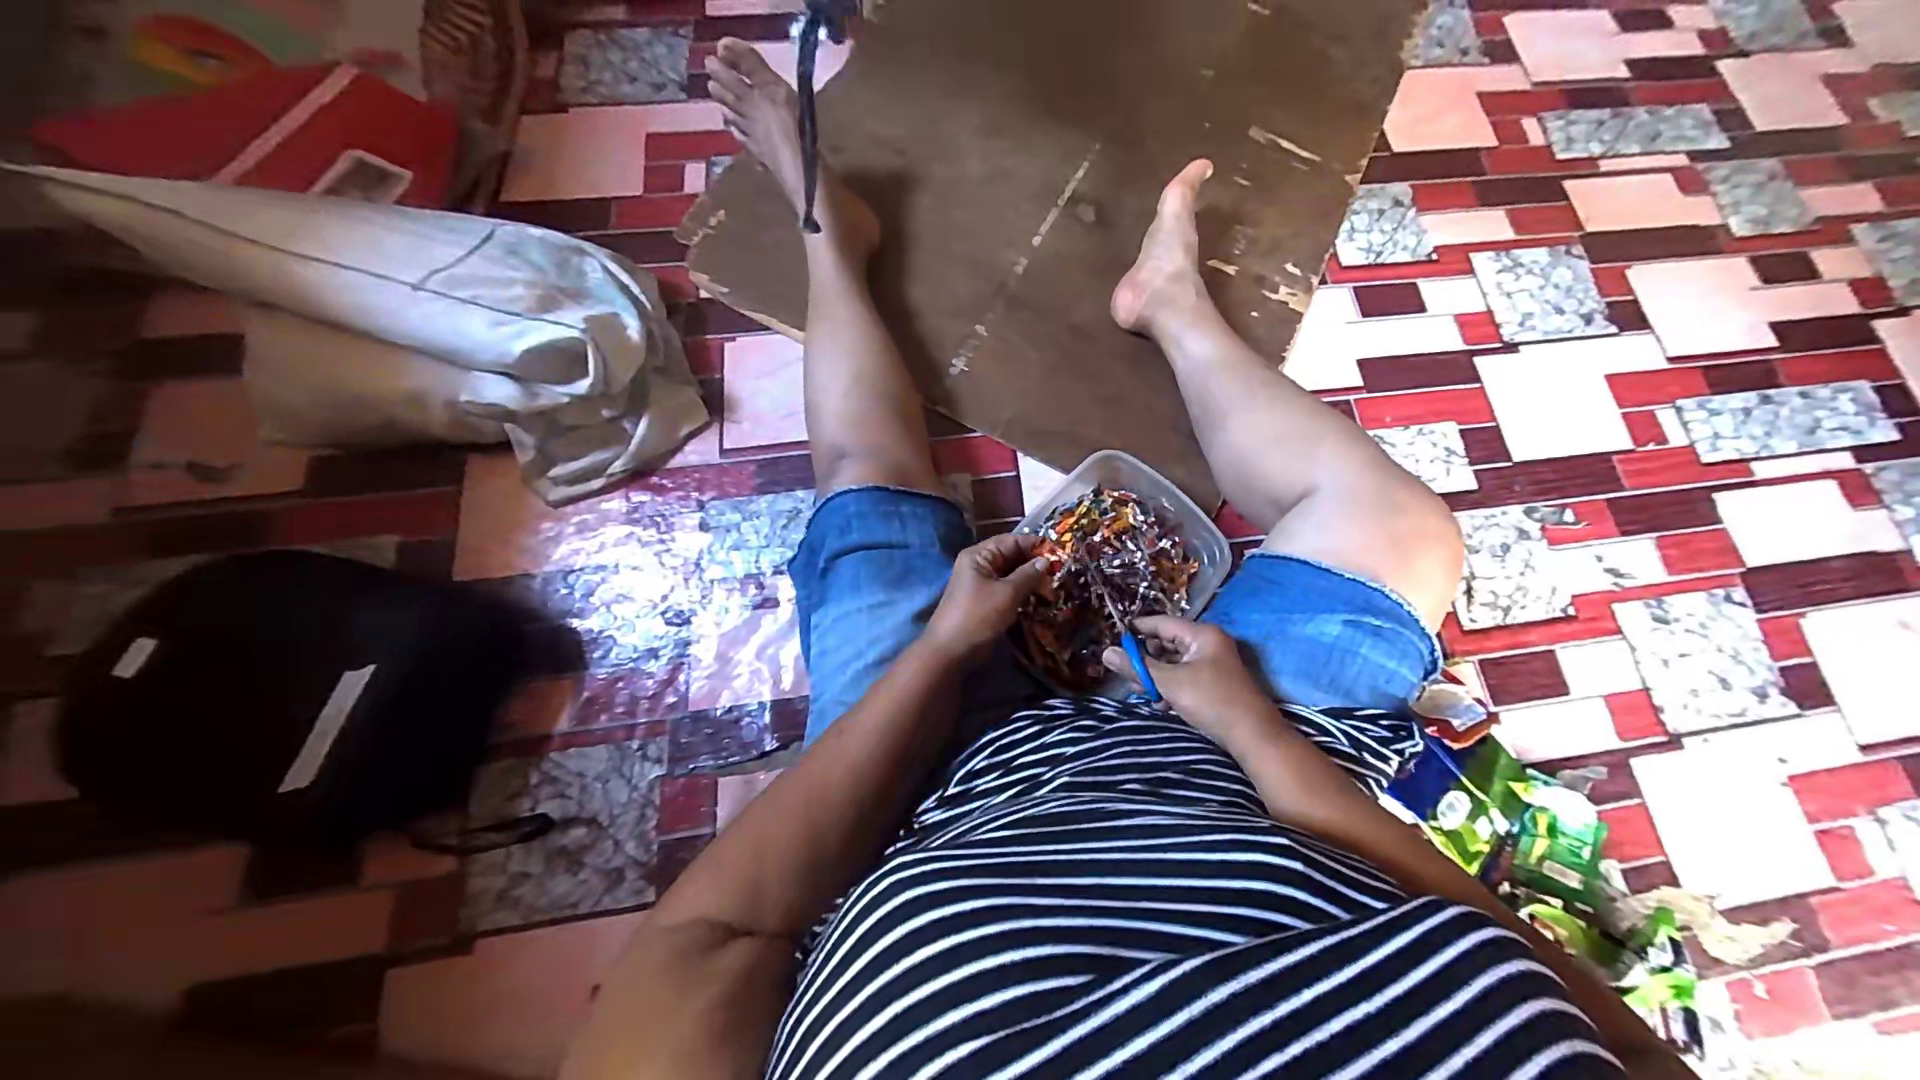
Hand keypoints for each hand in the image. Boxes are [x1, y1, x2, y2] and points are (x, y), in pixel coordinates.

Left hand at [923, 533, 1052, 667]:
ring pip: (1012, 574)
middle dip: (1035, 563)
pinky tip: (1041, 597)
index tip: (1059, 552)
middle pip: (1011, 556)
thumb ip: (1028, 575)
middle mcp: (980, 565)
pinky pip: (1008, 590)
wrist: (952, 650)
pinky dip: (1023, 592)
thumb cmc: (978, 616)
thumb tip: (1045, 561)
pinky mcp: (986, 601)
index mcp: (979, 555)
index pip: (1011, 540)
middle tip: (1061, 570)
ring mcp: (982, 584)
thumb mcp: (1007, 593)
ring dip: (1031, 579)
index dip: (1035, 544)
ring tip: (1055, 584)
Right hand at [1102, 615, 1274, 744]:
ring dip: (1155, 677)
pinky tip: (1161, 704)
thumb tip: (1106, 653)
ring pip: (1172, 663)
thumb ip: (1137, 667)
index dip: (1136, 629)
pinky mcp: (1211, 684)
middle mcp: (1207, 644)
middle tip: (1128, 675)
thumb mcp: (1170, 683)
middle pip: (1165, 644)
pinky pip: (1182, 678)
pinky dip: (1169, 688)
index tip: (1114, 639)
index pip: (1161, 623)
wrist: (1253, 737)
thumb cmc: (1212, 701)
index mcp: (1201, 635)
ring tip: (1144, 693)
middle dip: (1145, 660)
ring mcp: (1211, 664)